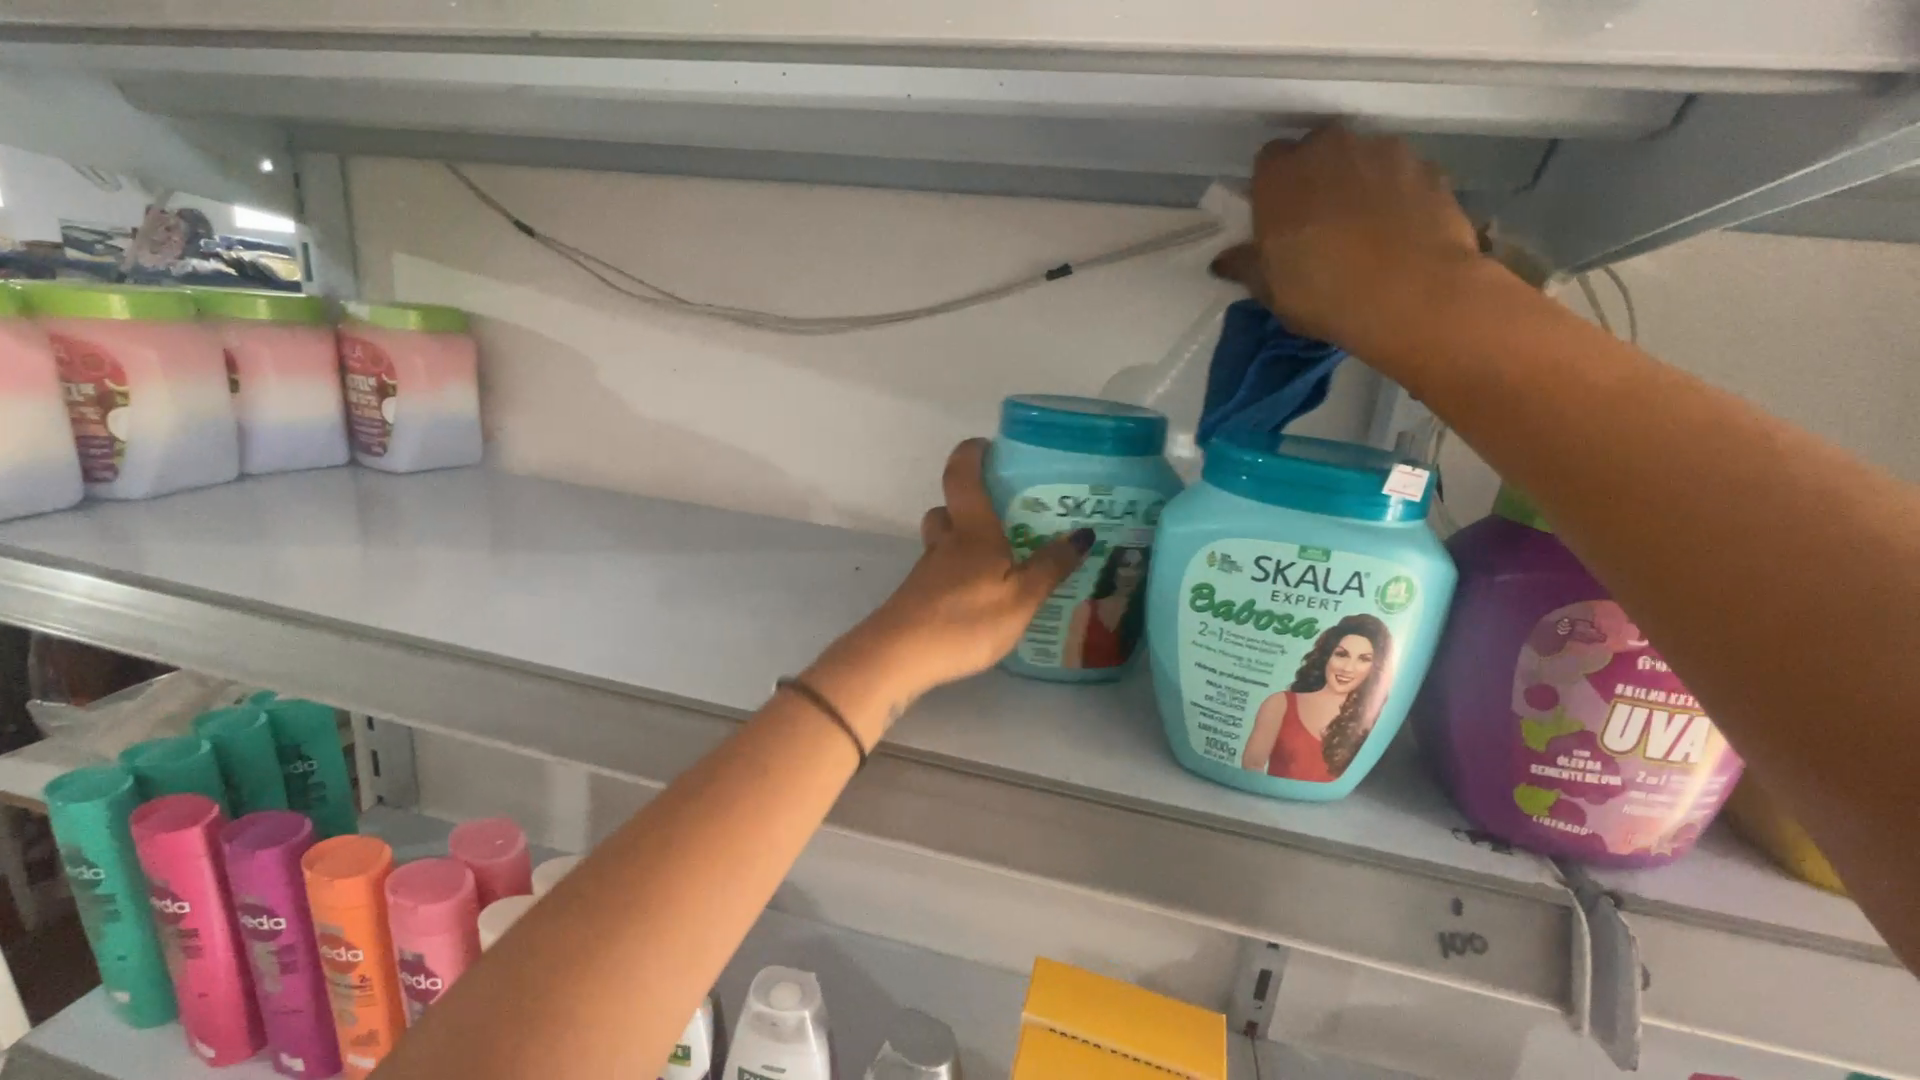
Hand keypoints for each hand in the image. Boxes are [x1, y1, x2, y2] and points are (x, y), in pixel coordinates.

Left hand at [805, 440, 1091, 738]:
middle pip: (949, 509)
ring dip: (965, 542)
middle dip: (972, 504)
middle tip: (1008, 515)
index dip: (972, 453)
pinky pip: (942, 572)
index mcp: (971, 531)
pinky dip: (960, 574)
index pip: (962, 475)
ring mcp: (927, 572)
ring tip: (1002, 560)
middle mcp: (945, 543)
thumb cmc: (965, 621)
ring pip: (943, 542)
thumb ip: (1050, 567)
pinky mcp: (918, 598)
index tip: (990, 447)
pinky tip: (983, 598)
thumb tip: (1081, 534)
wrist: (897, 658)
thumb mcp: (1021, 598)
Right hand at [1209, 125, 1482, 359]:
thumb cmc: (1322, 291)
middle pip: (1318, 150)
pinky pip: (1403, 175)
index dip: (1272, 187)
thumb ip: (1246, 265)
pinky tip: (1400, 231)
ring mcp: (1384, 151)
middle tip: (1320, 221)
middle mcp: (1330, 147)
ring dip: (1360, 181)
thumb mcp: (1270, 289)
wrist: (1412, 294)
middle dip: (1317, 176)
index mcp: (1280, 173)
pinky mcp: (1428, 167)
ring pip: (1363, 158)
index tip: (1277, 216)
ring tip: (1366, 229)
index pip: (1268, 160)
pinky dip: (1398, 194)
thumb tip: (1224, 260)